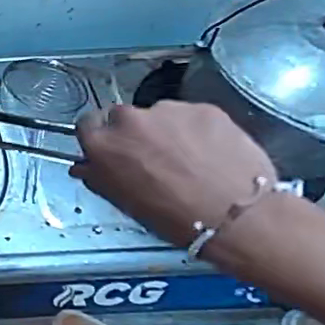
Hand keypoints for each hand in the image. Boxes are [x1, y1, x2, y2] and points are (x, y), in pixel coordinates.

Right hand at [70, 101, 277, 249]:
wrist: (237, 216)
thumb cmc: (174, 216)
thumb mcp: (123, 200)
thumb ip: (98, 176)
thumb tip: (86, 167)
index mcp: (102, 143)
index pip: (87, 125)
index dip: (101, 137)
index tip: (113, 147)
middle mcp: (128, 119)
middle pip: (123, 117)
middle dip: (134, 133)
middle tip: (153, 157)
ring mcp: (167, 111)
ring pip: (159, 115)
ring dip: (166, 130)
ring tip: (188, 158)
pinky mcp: (203, 108)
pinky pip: (191, 116)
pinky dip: (197, 130)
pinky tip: (209, 153)